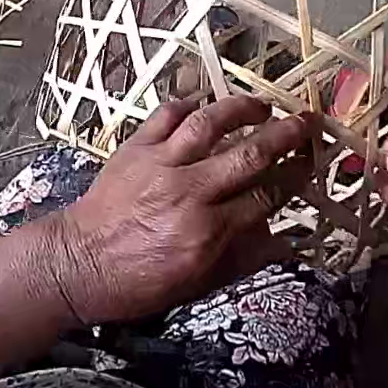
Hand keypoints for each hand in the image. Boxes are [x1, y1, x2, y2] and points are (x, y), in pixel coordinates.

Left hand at [43, 96, 314, 324]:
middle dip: (286, 135)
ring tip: (264, 105)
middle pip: (249, 154)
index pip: (266, 196)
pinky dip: (187, 104)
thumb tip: (283, 239)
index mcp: (207, 231)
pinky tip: (204, 102)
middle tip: (307, 120)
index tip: (311, 162)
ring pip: (210, 124)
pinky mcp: (135, 148)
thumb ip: (242, 258)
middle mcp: (189, 191)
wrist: (76, 264)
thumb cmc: (137, 281)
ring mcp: (160, 163)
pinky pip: (166, 115)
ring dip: (242, 109)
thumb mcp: (196, 284)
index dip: (295, 176)